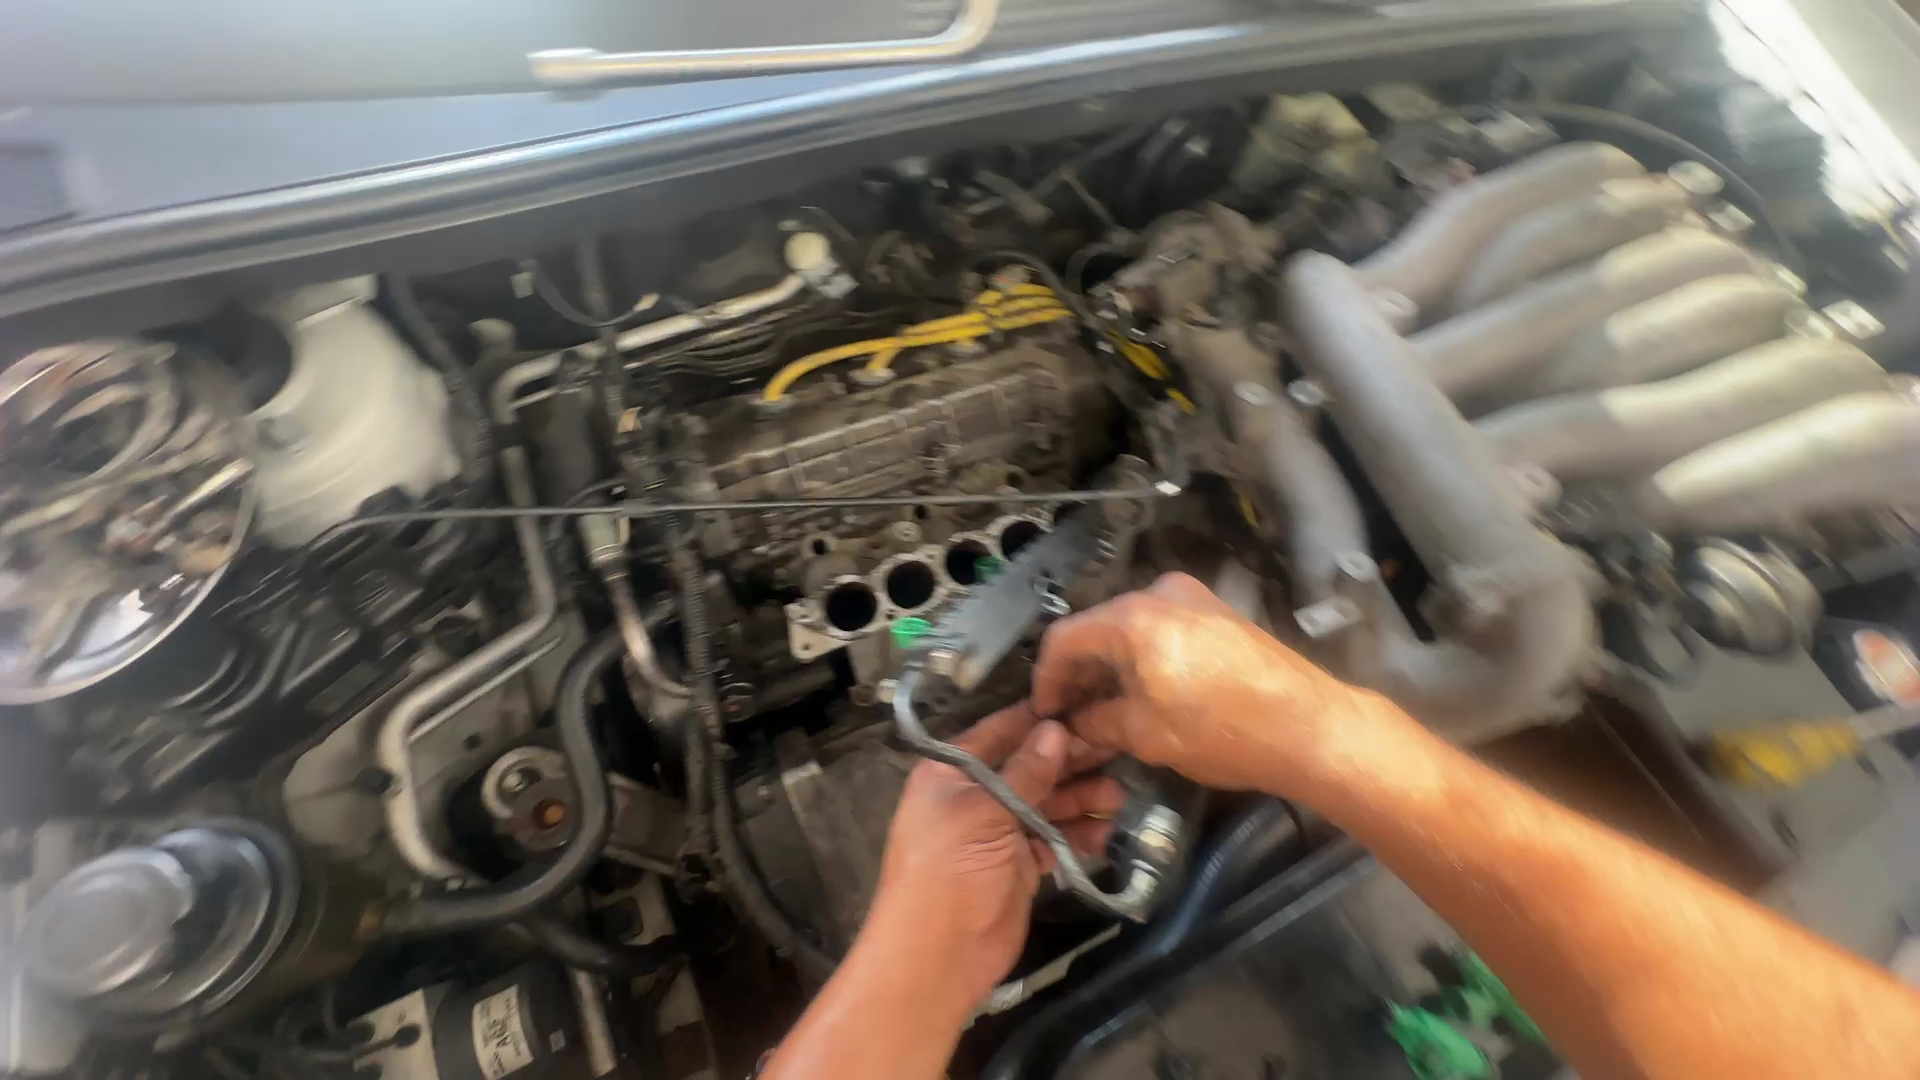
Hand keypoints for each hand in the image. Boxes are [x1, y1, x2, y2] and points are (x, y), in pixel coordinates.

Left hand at [861, 702, 1123, 1007]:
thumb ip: (1025, 772)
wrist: (937, 957)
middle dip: (1069, 759)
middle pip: (1029, 766)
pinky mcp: (1019, 863)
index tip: (1083, 705)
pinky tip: (1106, 831)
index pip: (1000, 731)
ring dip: (1080, 797)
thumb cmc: (950, 869)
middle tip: (1114, 748)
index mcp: (952, 771)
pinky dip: (1077, 834)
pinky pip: (1053, 838)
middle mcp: (975, 794)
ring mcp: (998, 830)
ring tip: (1118, 793)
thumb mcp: (985, 811)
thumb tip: (1058, 729)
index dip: (1039, 720)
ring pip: (1046, 802)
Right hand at [1032, 572, 1384, 793]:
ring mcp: (1191, 597)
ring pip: (1127, 629)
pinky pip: (1158, 629)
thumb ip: (1096, 722)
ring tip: (1104, 708)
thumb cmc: (1222, 731)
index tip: (1045, 711)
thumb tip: (1073, 723)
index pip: (1064, 639)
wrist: (1313, 728)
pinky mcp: (1214, 611)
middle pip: (1096, 628)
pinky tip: (1142, 691)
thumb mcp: (1146, 734)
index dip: (1047, 678)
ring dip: (1110, 666)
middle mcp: (1158, 593)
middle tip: (1071, 714)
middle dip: (1079, 673)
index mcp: (1133, 618)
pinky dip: (1140, 657)